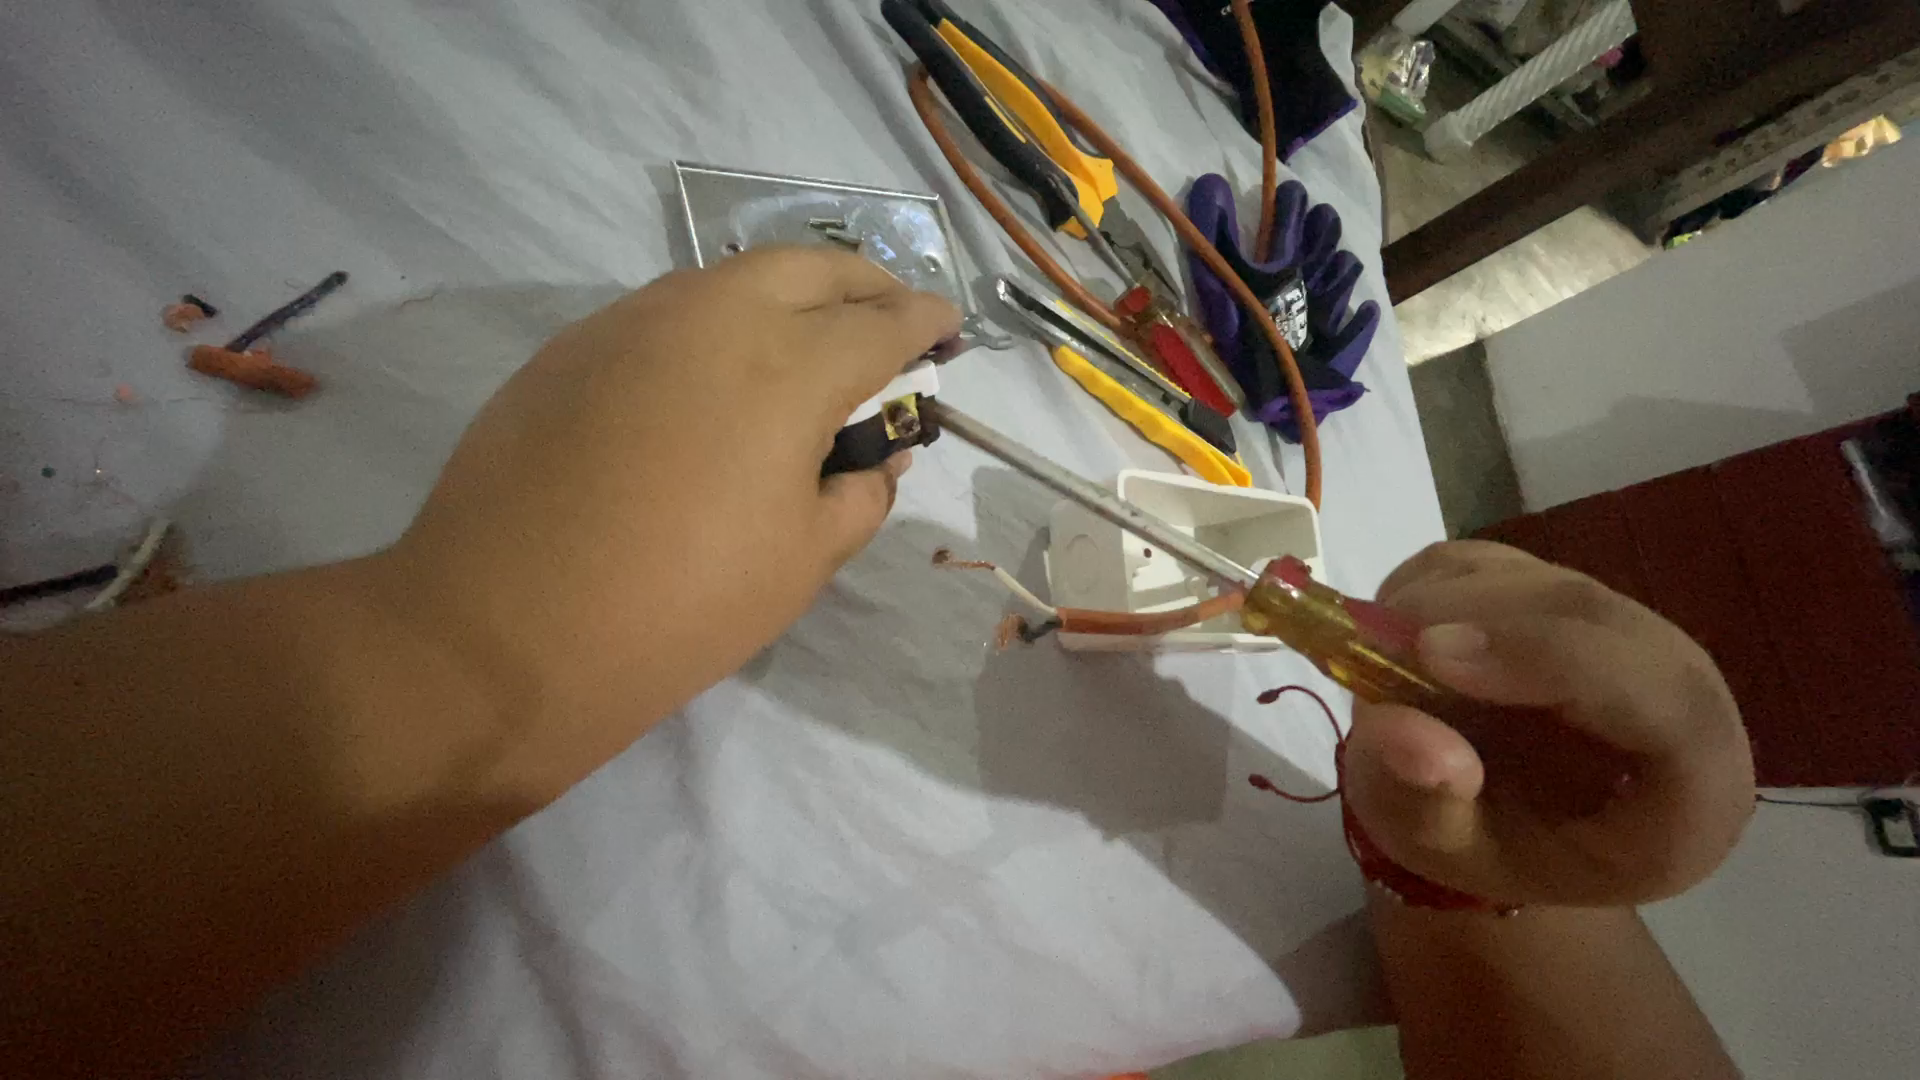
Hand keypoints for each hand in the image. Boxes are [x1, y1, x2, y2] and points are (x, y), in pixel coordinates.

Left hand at [374, 248, 957, 793]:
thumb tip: (880, 453)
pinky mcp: (576, 344)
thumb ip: (865, 490)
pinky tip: (722, 376)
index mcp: (788, 369)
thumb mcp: (809, 558)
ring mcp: (634, 321)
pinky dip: (724, 321)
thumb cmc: (686, 605)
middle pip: (813, 267)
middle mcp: (714, 317)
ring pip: (737, 276)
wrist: (507, 632)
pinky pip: (674, 309)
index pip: (881, 324)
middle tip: (890, 320)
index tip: (948, 330)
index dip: (925, 323)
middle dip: (867, 284)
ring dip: (793, 295)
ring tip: (812, 342)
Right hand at [1342, 541, 1754, 906]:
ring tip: (1377, 653)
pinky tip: (1396, 635)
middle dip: (1469, 618)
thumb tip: (1403, 734)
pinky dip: (1424, 585)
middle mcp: (1672, 689)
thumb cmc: (1483, 846)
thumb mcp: (1444, 854)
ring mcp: (1609, 628)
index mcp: (1686, 783)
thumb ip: (1426, 806)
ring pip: (1532, 578)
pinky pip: (1487, 563)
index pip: (1666, 699)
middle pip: (1590, 617)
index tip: (1431, 656)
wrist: (1486, 812)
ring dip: (1437, 600)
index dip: (1551, 660)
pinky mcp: (1545, 593)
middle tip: (1374, 642)